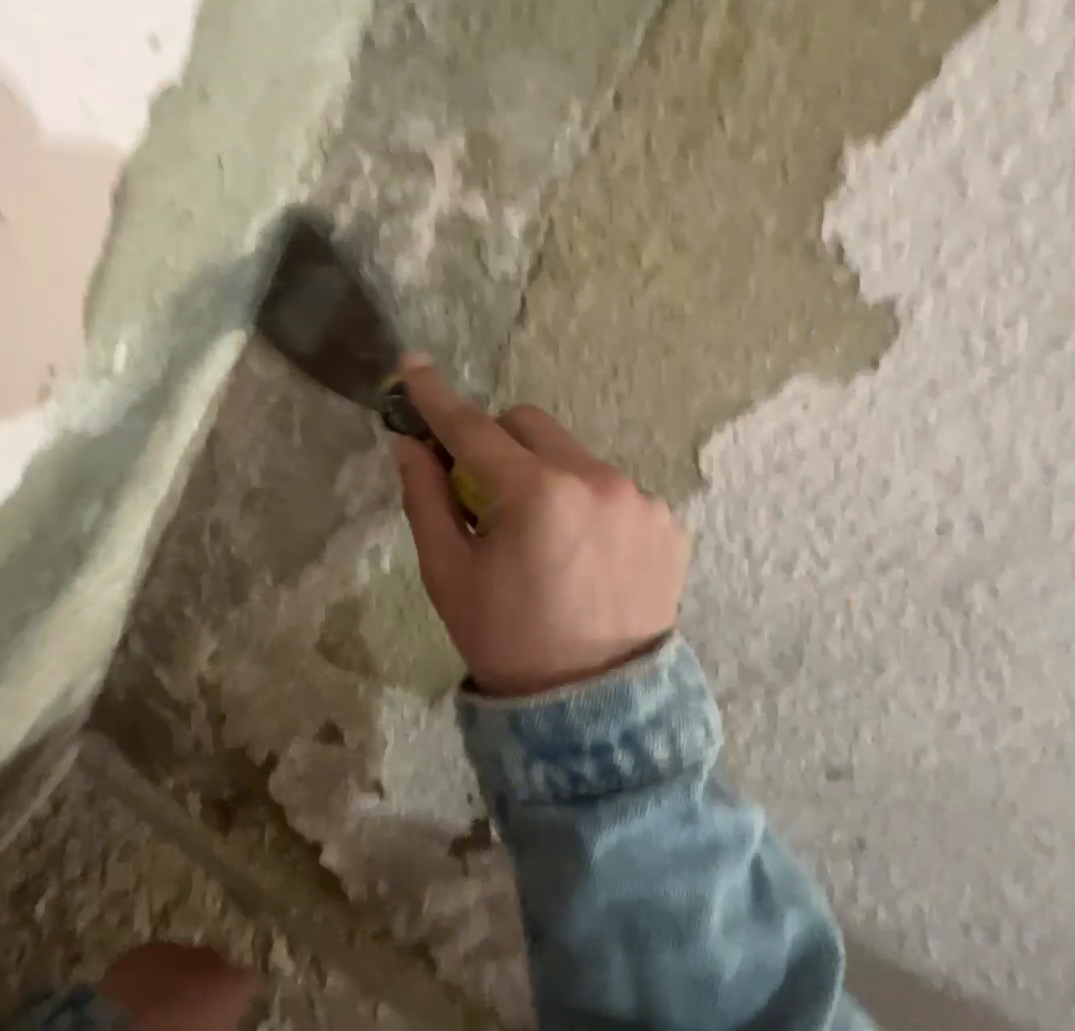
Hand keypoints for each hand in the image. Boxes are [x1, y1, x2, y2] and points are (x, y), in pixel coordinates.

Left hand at [97, 943, 258, 1030]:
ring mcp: (171, 949)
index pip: (251, 981)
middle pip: (216, 963)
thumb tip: (219, 1019)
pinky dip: (154, 975)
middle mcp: (205, 958)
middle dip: (209, 981)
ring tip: (167, 1004)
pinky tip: (143, 997)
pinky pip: (155, 961)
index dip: (243, 995)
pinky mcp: (139, 952)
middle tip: (197, 1010)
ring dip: (180, 975)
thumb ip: (223, 1022)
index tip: (234, 1010)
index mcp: (231, 984)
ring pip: (183, 959)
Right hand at [393, 356, 689, 697]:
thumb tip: (409, 445)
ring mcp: (639, 500)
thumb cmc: (504, 638)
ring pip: (570, 454)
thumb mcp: (447, 572)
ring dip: (540, 473)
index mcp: (535, 494)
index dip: (436, 398)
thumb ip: (425, 498)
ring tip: (536, 535)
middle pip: (528, 423)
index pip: (473, 428)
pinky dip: (580, 501)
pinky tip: (577, 552)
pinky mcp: (666, 522)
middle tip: (479, 492)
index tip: (411, 366)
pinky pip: (607, 486)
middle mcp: (595, 480)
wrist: (591, 707)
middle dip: (494, 442)